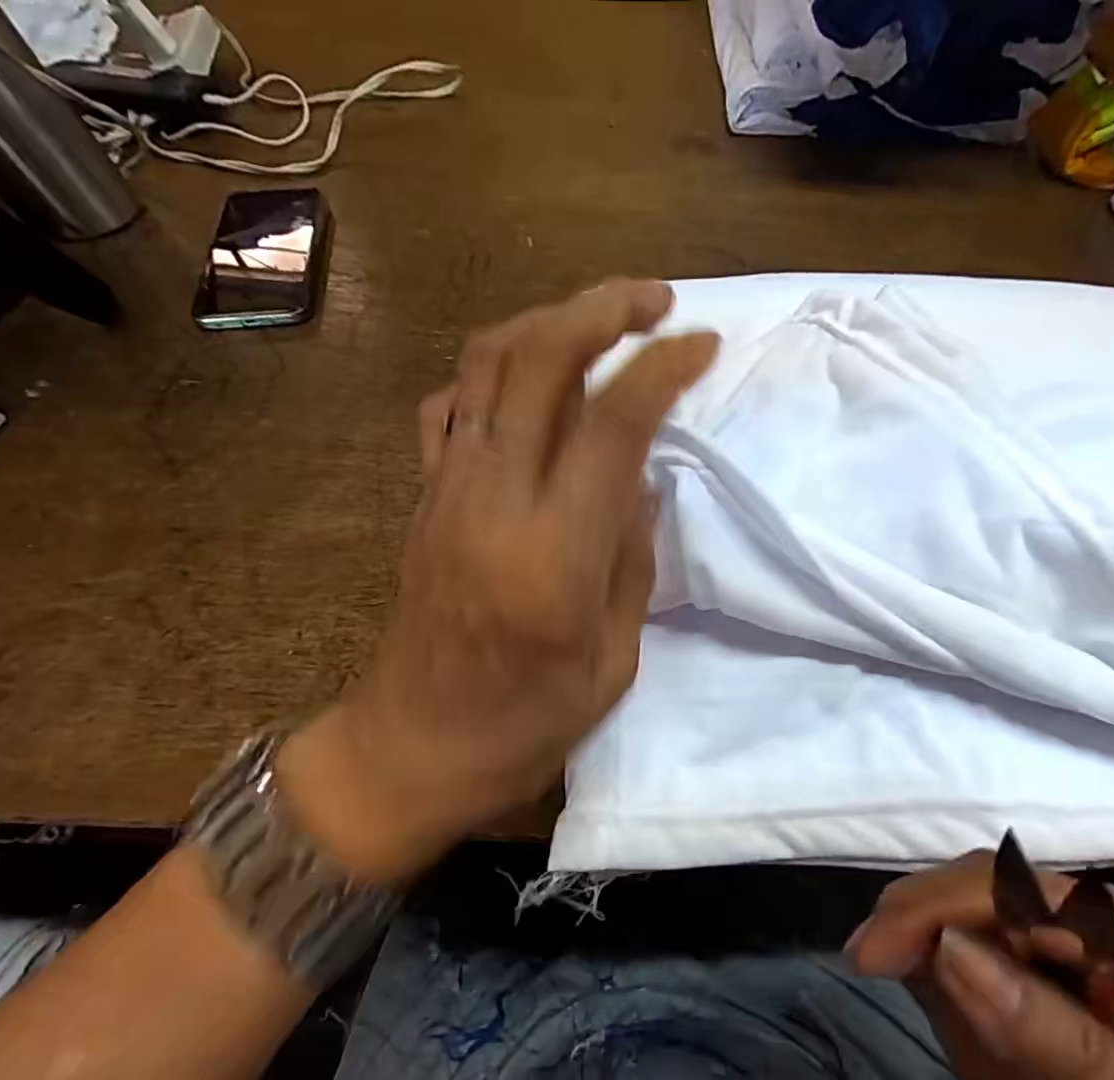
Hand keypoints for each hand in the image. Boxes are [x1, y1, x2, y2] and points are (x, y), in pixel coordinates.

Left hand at [278, 280, 717, 884]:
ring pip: (488, 362)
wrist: (412, 747)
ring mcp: (448, 488)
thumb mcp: (614, 657)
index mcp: (554, 551)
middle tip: (655, 301)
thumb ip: (633, 556)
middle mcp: (494, 498)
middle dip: (603, 308)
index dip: (663, 368)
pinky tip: (532, 380)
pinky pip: (453, 403)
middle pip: (540, 359)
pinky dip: (495, 369)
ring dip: (549, 320)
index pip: (615, 422)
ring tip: (601, 317)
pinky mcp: (423, 494)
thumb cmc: (528, 723)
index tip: (702, 344)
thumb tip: (642, 480)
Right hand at [848, 851, 1113, 1079]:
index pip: (1041, 892)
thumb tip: (947, 948)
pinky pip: (1020, 946)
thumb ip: (1057, 1040)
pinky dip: (980, 978)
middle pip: (1014, 887)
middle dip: (936, 920)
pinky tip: (966, 1004)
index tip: (869, 950)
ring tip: (934, 1007)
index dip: (946, 904)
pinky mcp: (1104, 966)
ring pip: (1004, 911)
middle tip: (871, 961)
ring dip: (950, 949)